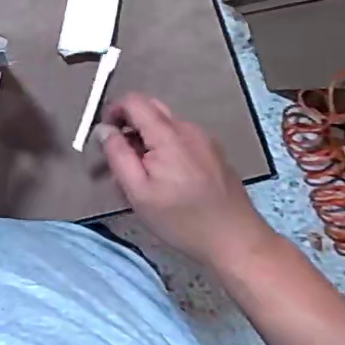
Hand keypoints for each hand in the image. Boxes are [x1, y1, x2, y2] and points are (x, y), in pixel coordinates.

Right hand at [99, 92, 274, 270]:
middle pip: (150, 108)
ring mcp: (206, 140)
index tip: (106, 134)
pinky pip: (181, 138)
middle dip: (128, 125)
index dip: (113, 110)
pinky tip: (167, 179)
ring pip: (164, 125)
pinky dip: (165, 148)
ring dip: (146, 139)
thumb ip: (117, 155)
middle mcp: (190, 130)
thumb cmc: (184, 222)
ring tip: (144, 174)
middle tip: (121, 155)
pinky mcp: (214, 152)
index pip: (134, 101)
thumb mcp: (138, 192)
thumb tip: (104, 130)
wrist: (239, 243)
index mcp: (169, 137)